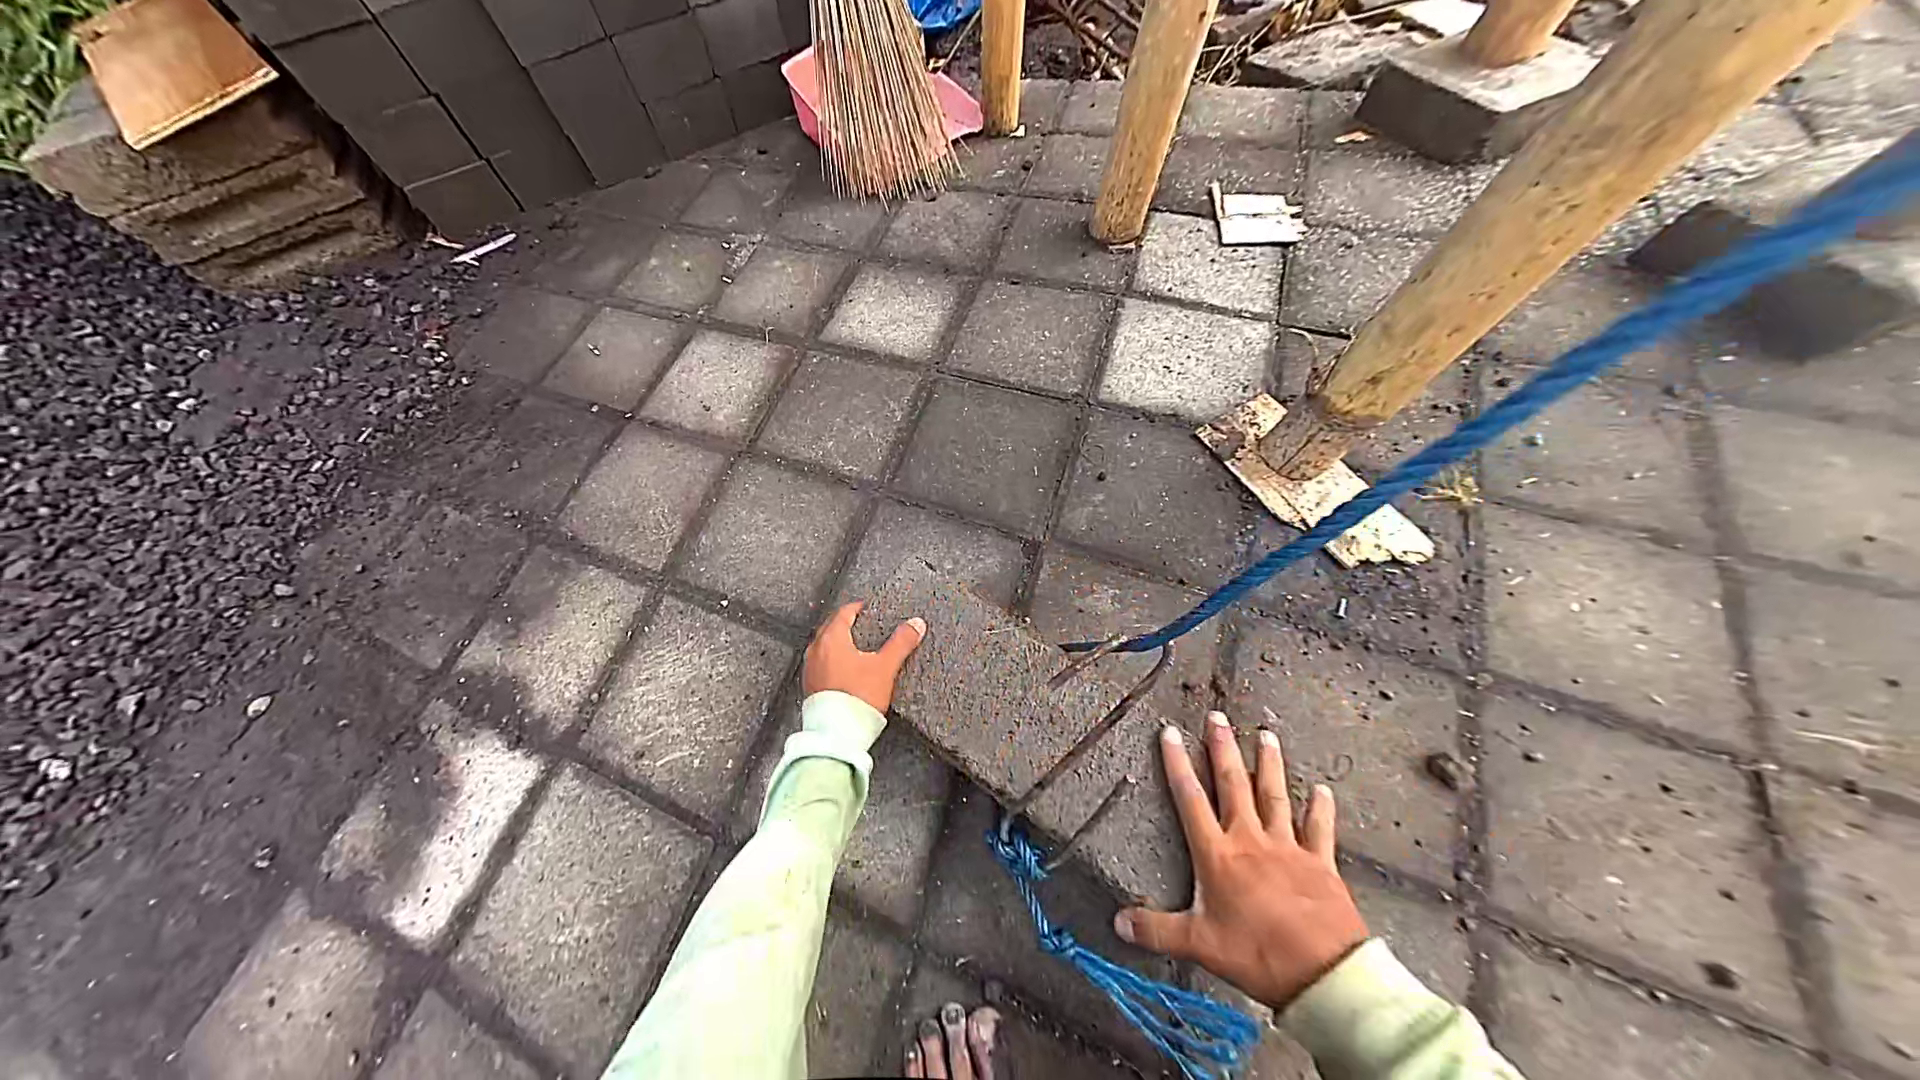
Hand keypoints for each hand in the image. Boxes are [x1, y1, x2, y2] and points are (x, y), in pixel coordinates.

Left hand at [802, 601, 925, 712]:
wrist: (837, 734)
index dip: (857, 608)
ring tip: (856, 647)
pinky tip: (845, 671)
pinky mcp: (810, 687)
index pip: (843, 613)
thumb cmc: (857, 698)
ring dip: (838, 643)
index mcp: (831, 639)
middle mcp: (816, 651)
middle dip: (846, 624)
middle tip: (862, 624)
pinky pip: (821, 665)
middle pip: (830, 628)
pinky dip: (833, 661)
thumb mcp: (885, 667)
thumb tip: (915, 624)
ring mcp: (810, 670)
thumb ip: (901, 643)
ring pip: (824, 647)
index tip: (867, 608)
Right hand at [1115, 711, 1369, 1010]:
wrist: (1323, 972)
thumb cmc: (1258, 955)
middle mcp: (1250, 840)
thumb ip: (1156, 930)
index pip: (1190, 798)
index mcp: (1218, 854)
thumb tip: (1119, 922)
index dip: (1177, 763)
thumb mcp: (1198, 944)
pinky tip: (1321, 790)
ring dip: (1269, 763)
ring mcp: (1288, 847)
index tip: (1170, 733)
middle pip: (1233, 784)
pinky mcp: (1320, 864)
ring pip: (1275, 795)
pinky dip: (1321, 809)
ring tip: (1265, 735)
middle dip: (1222, 748)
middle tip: (1218, 718)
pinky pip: (1320, 830)